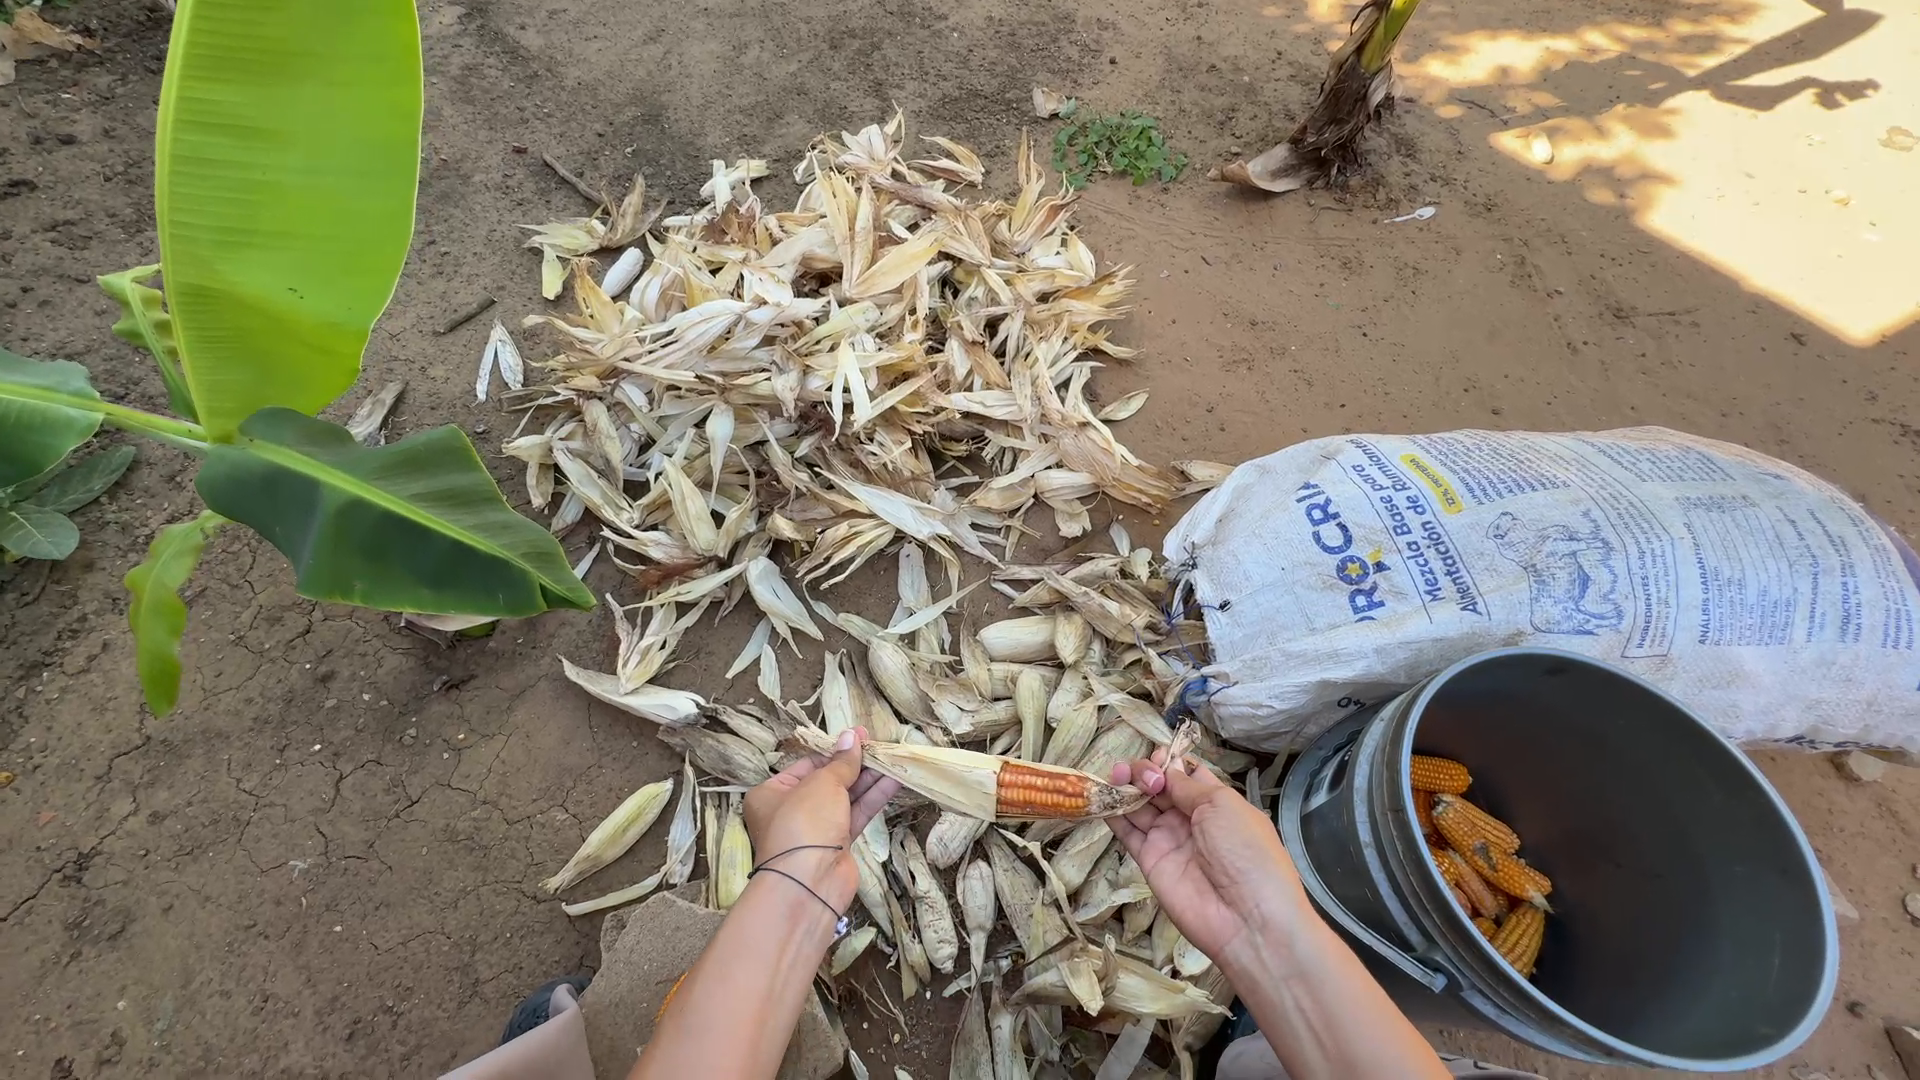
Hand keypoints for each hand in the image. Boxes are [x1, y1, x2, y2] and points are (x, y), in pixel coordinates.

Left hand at [742, 727, 899, 910]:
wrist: (808, 883)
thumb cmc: (803, 823)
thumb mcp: (822, 783)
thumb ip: (842, 761)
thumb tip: (852, 735)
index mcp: (773, 793)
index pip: (808, 764)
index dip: (836, 750)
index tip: (860, 736)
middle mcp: (791, 810)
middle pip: (829, 780)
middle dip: (856, 764)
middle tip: (880, 745)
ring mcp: (815, 829)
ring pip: (846, 797)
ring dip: (869, 779)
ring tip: (892, 758)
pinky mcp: (837, 845)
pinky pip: (856, 814)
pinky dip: (873, 797)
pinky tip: (894, 780)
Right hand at [1107, 749, 1308, 961]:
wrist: (1247, 918)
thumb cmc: (1245, 851)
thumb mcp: (1222, 806)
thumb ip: (1185, 785)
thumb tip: (1164, 769)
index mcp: (1214, 802)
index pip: (1184, 772)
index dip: (1168, 760)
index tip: (1159, 757)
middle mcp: (1189, 818)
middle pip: (1157, 785)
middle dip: (1144, 771)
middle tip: (1141, 775)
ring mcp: (1168, 838)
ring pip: (1139, 805)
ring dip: (1125, 786)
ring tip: (1115, 775)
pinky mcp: (1149, 860)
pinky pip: (1127, 832)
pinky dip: (1112, 813)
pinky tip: (1102, 795)